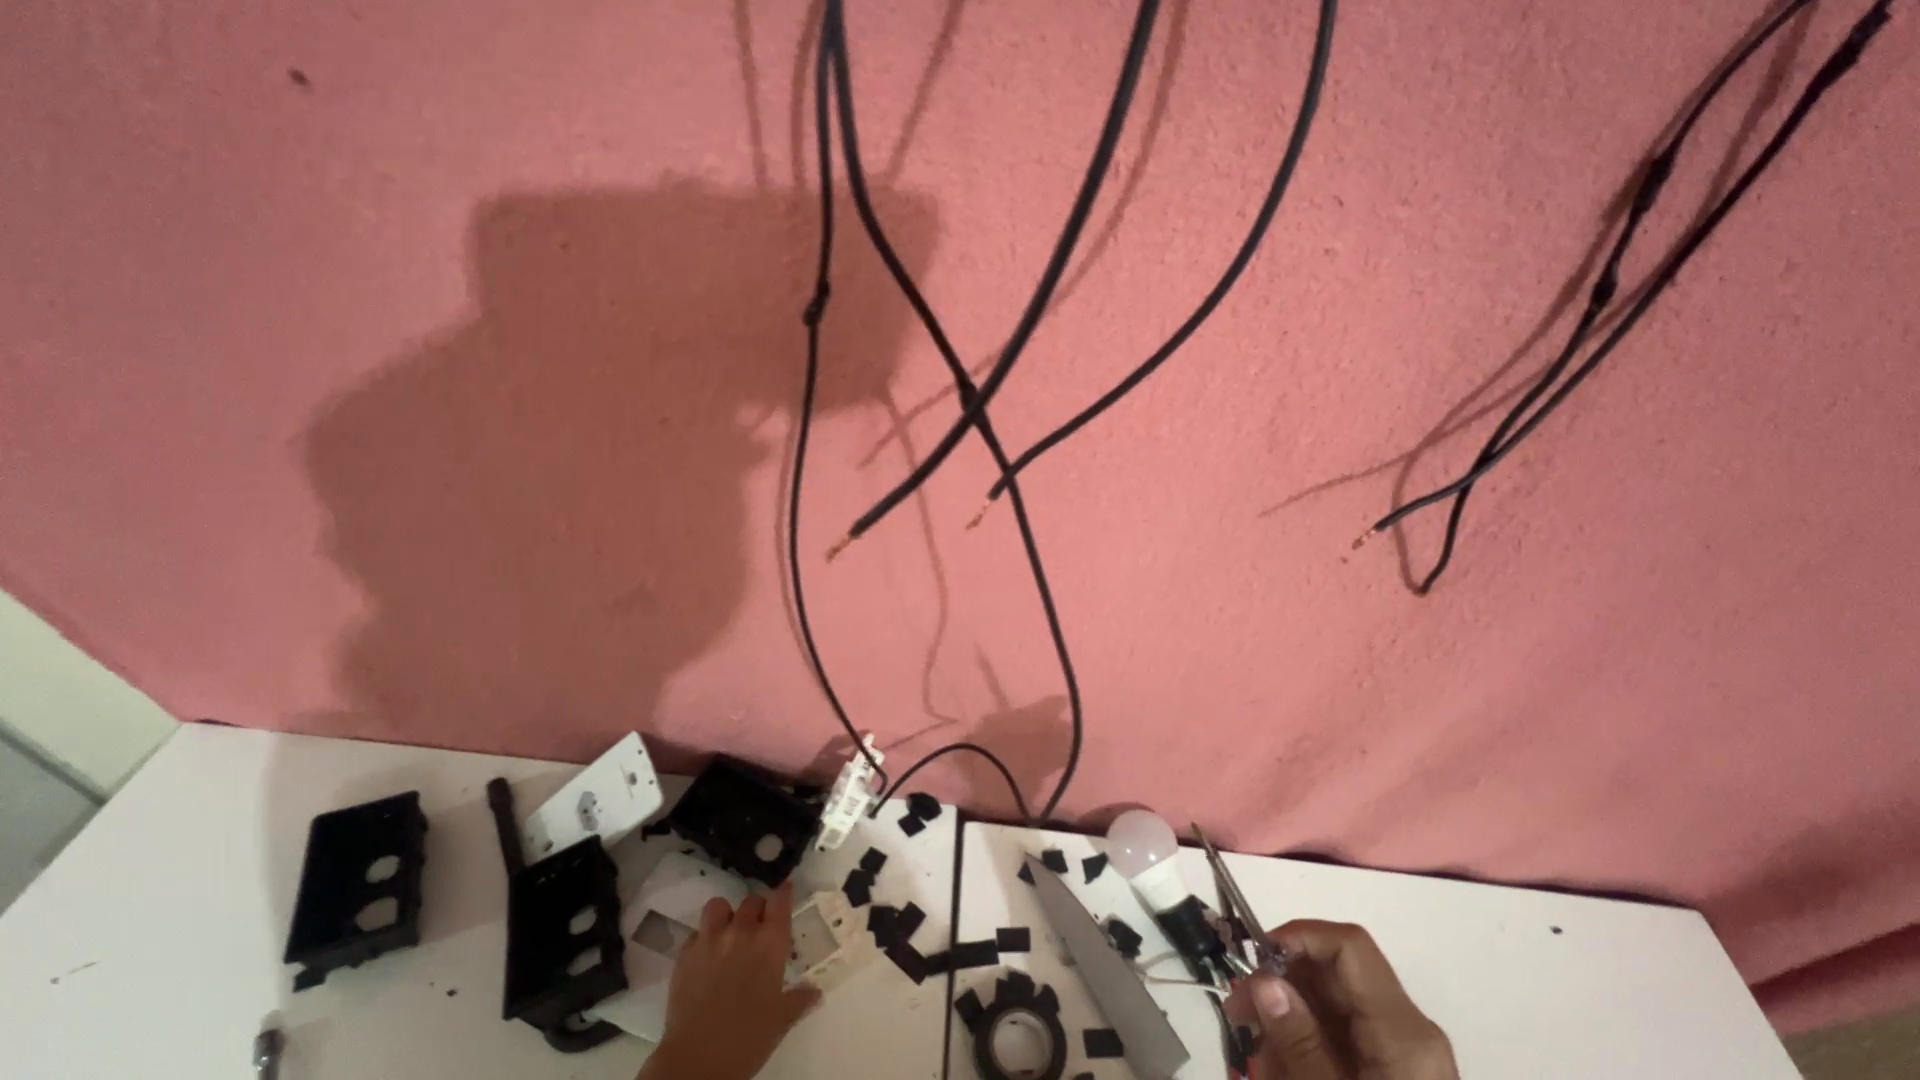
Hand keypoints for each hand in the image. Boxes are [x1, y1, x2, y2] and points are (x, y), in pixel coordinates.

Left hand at [636, 882, 820, 1079]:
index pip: (780, 901)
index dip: (784, 893)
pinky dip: (703, 938)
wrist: (698, 1058)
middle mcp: (741, 932)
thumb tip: (815, 992)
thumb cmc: (749, 1038)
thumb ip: (799, 1000)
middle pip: (751, 901)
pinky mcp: (684, 954)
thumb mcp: (781, 1020)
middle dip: (758, 910)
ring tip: (728, 932)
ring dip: (726, 914)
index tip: (786, 891)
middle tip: (759, 928)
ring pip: (718, 906)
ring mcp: (710, 940)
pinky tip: (706, 958)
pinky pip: (696, 933)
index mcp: (770, 943)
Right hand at [1224, 920, 1456, 1079]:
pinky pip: (1338, 1042)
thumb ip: (1298, 1042)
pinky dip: (1303, 1052)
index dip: (1298, 937)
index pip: (1349, 947)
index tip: (1251, 961)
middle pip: (1333, 977)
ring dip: (1285, 1028)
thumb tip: (1266, 979)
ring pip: (1329, 1010)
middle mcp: (1408, 1033)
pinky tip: (1279, 1076)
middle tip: (1235, 1018)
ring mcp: (1402, 1056)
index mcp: (1404, 1033)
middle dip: (1280, 990)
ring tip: (1259, 1070)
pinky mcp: (1391, 1076)